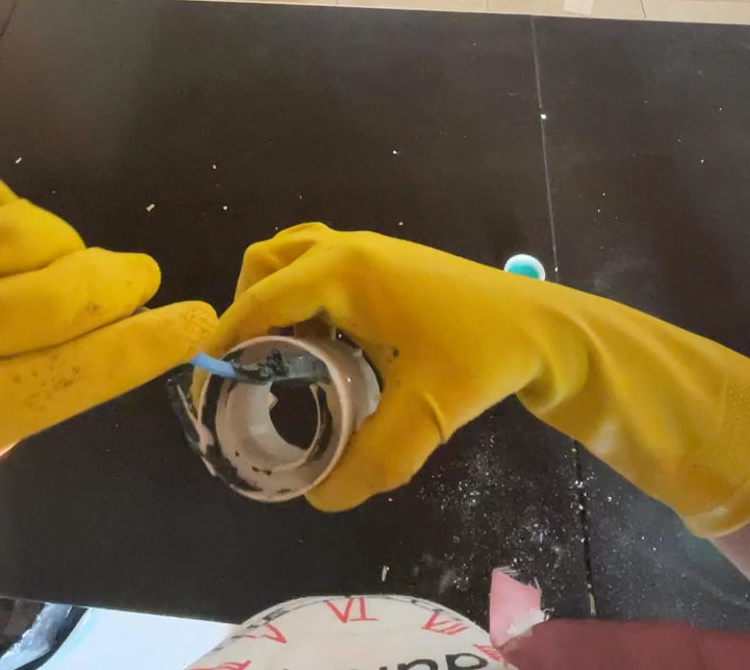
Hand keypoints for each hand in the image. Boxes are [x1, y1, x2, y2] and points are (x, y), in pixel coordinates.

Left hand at [0, 151, 215, 501]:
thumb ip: (55, 374)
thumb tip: (130, 300)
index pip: (77, 369)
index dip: (149, 341)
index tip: (197, 317)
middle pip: (66, 292)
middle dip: (118, 283)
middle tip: (132, 279)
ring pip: (34, 229)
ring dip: (53, 250)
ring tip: (21, 274)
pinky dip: (0, 212)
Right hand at [209, 224, 749, 534]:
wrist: (543, 327)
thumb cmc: (480, 357)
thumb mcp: (423, 415)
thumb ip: (369, 460)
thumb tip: (320, 500)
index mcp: (346, 272)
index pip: (263, 300)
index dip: (226, 339)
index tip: (207, 380)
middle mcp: (349, 248)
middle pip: (267, 263)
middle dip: (247, 308)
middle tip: (252, 365)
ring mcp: (371, 249)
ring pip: (294, 254)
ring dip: (274, 293)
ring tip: (282, 350)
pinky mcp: (387, 260)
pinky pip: (321, 261)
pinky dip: (304, 291)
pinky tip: (326, 339)